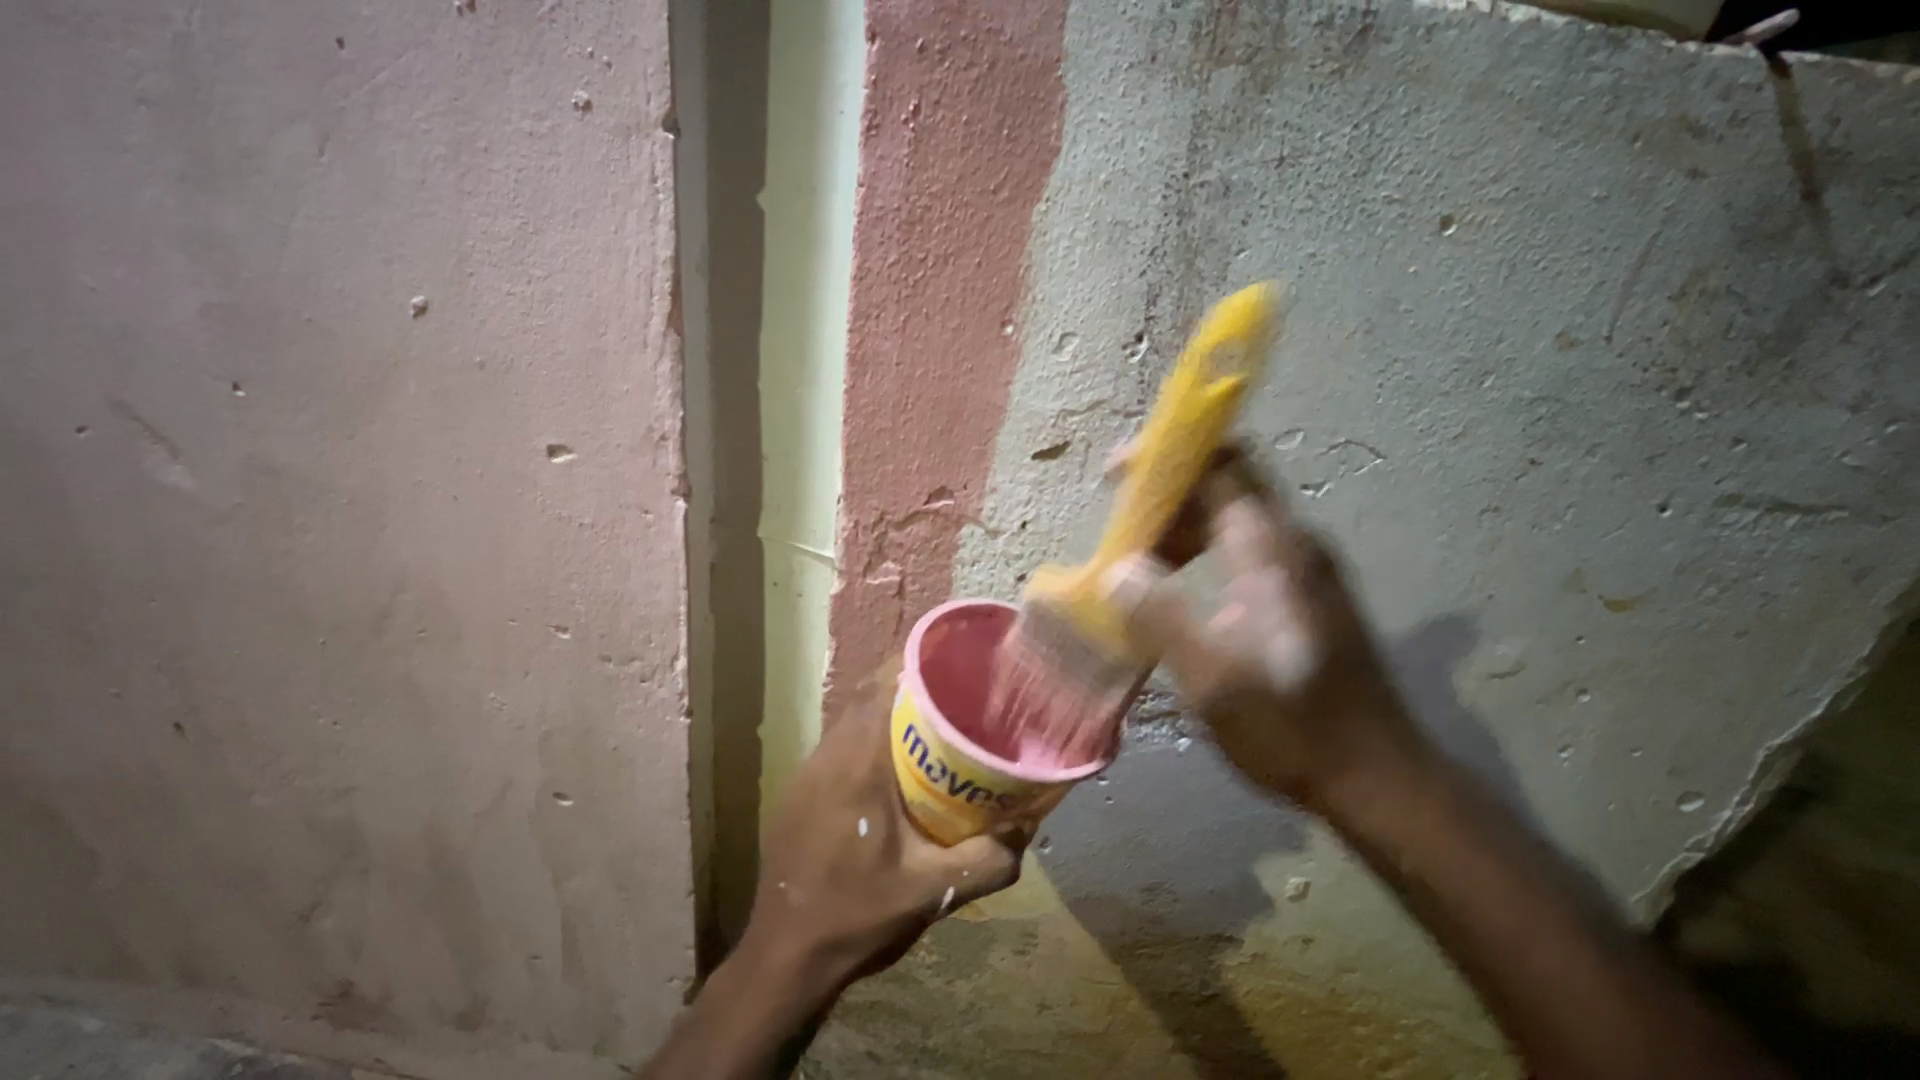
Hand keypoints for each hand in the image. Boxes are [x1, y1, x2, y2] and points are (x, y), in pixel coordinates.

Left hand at [743, 663, 1028, 988]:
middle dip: (911, 685)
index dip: (917, 661)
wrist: (785, 955)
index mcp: (856, 764)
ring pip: (851, 720)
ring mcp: (805, 773)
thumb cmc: (857, 916)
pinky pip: (838, 746)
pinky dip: (868, 740)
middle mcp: (826, 756)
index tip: (955, 657)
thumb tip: (1028, 826)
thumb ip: (988, 860)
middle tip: (957, 691)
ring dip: (888, 714)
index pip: (882, 685)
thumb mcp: (933, 894)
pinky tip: (894, 769)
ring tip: (934, 724)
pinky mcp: (797, 793)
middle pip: (868, 696)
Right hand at [1104, 443, 1426, 808]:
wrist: (1377, 776)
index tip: (1118, 476)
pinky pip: (1247, 549)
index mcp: (1270, 550)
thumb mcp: (1212, 679)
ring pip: (1235, 518)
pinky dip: (1205, 553)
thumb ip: (1161, 616)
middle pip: (1227, 484)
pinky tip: (1180, 596)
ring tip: (1139, 568)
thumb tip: (1118, 568)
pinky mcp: (1308, 595)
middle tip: (1121, 533)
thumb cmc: (1292, 727)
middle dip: (1168, 496)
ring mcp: (1306, 569)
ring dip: (1184, 529)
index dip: (1168, 456)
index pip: (1222, 463)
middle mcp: (1294, 544)